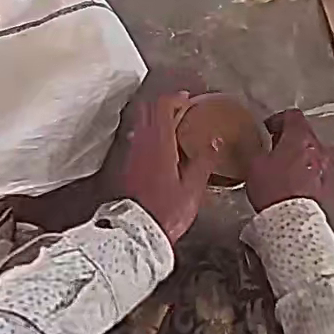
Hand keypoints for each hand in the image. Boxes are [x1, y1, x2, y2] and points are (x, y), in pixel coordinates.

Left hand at [112, 90, 217, 240]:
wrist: (133, 234)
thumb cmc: (164, 212)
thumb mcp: (192, 188)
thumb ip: (204, 161)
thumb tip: (215, 141)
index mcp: (158, 142)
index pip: (162, 106)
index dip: (175, 98)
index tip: (187, 99)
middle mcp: (138, 142)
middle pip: (147, 110)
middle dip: (164, 105)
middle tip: (180, 110)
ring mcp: (126, 153)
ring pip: (138, 123)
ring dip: (153, 119)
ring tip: (170, 126)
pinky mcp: (119, 165)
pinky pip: (132, 138)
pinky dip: (145, 134)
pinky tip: (155, 147)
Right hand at [246, 109, 331, 211]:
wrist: (293, 221)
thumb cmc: (274, 190)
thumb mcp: (255, 164)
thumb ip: (258, 148)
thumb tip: (258, 145)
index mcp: (300, 137)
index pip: (292, 115)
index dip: (278, 119)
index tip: (269, 128)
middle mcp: (318, 148)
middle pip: (305, 133)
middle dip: (290, 138)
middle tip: (275, 148)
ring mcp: (327, 166)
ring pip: (313, 152)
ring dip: (301, 155)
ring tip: (285, 167)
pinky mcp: (330, 184)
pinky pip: (318, 170)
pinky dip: (308, 171)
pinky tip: (295, 182)